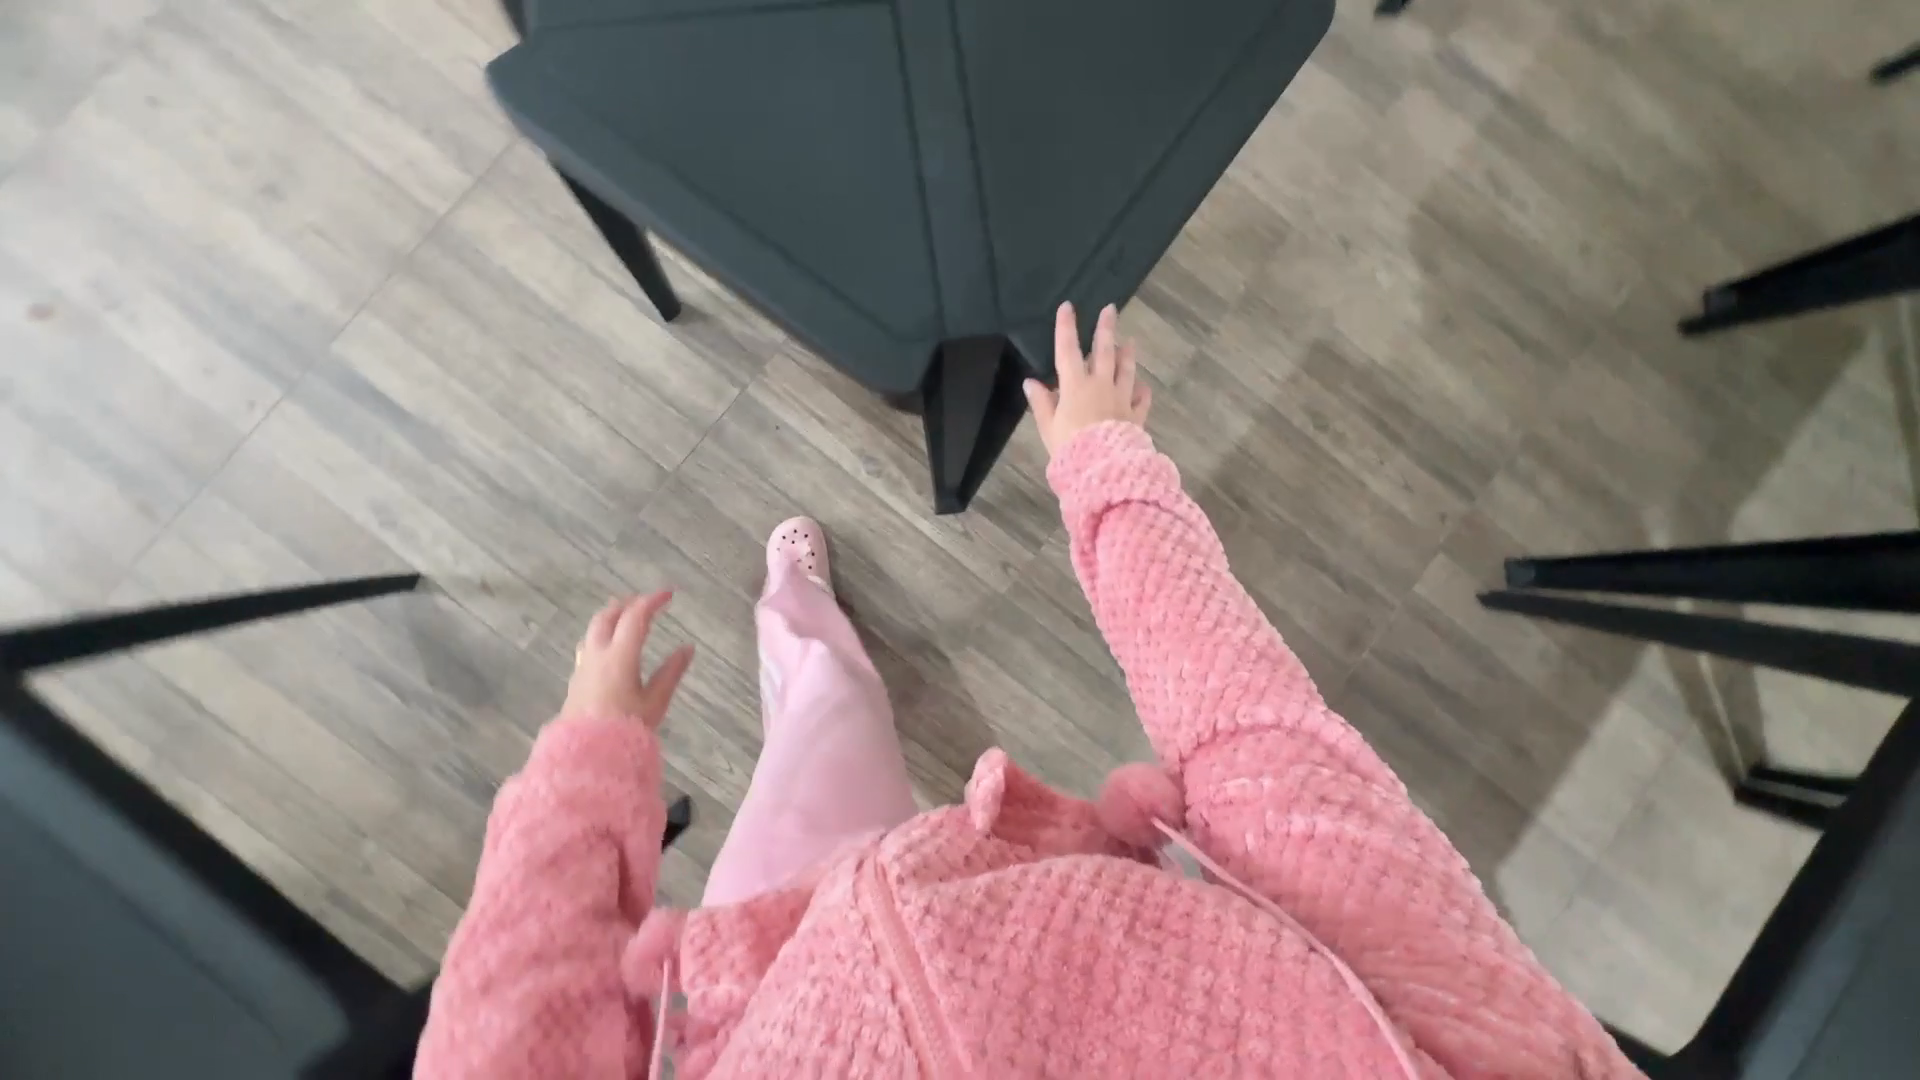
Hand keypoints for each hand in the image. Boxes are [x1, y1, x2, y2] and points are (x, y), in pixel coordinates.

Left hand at [561, 592, 693, 731]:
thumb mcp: (656, 702)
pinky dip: (602, 635)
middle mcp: (598, 655)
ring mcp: (583, 666)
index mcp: (620, 656)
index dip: (652, 601)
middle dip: (627, 604)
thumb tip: (688, 648)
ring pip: (594, 630)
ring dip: (611, 617)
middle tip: (644, 601)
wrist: (587, 754)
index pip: (635, 617)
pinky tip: (608, 647)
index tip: (669, 594)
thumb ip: (671, 672)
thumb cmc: (626, 727)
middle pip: (607, 617)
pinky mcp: (577, 680)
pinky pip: (588, 646)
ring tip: (625, 618)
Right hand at [1023, 301, 1150, 457]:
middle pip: (1104, 351)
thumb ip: (1041, 402)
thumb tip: (1030, 382)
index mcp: (1075, 386)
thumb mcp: (1048, 427)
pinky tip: (1142, 386)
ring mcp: (1121, 399)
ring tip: (1130, 341)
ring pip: (1126, 370)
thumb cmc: (1070, 448)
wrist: (1102, 468)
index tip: (1068, 306)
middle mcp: (1100, 386)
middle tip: (1111, 309)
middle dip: (1106, 328)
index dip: (1066, 327)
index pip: (1068, 350)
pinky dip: (1141, 391)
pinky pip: (1141, 399)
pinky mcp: (1135, 416)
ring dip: (1127, 354)